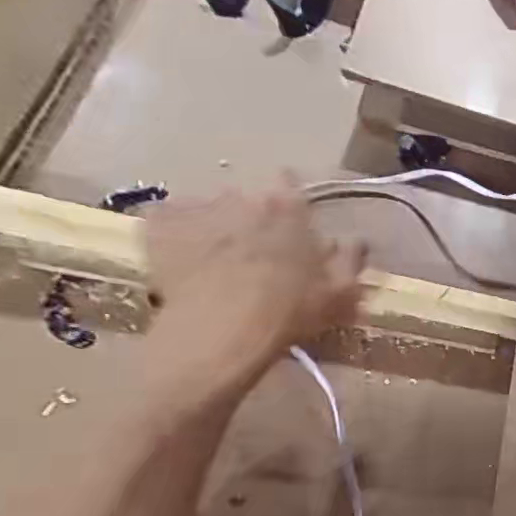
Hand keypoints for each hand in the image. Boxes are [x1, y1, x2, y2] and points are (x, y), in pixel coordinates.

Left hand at [142, 186, 365, 387]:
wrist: (221, 333)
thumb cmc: (290, 312)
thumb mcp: (340, 293)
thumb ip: (351, 259)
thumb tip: (355, 240)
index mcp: (287, 207)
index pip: (289, 182)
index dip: (290, 202)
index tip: (292, 225)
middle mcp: (241, 195)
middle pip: (248, 198)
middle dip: (253, 218)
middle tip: (258, 255)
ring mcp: (196, 207)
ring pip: (210, 210)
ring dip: (217, 228)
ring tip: (219, 264)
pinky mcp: (160, 225)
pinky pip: (170, 222)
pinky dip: (177, 236)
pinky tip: (186, 263)